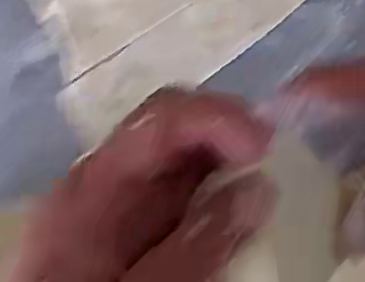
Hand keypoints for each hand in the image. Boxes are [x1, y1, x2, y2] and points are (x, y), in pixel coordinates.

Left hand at [19, 88, 274, 281]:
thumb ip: (192, 248)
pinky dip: (215, 194)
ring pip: (183, 156)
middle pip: (176, 125)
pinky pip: (181, 193)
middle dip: (229, 132)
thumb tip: (258, 188)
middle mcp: (105, 181)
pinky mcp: (131, 233)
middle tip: (273, 159)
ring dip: (227, 161)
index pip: (162, 116)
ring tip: (262, 183)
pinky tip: (236, 214)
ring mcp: (117, 207)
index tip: (265, 144)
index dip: (218, 116)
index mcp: (91, 185)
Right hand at [286, 56, 364, 231]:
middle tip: (278, 120)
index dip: (294, 92)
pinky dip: (349, 93)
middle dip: (305, 94)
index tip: (265, 109)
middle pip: (333, 74)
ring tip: (304, 119)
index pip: (324, 80)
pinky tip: (347, 117)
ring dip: (328, 92)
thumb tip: (348, 241)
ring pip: (350, 74)